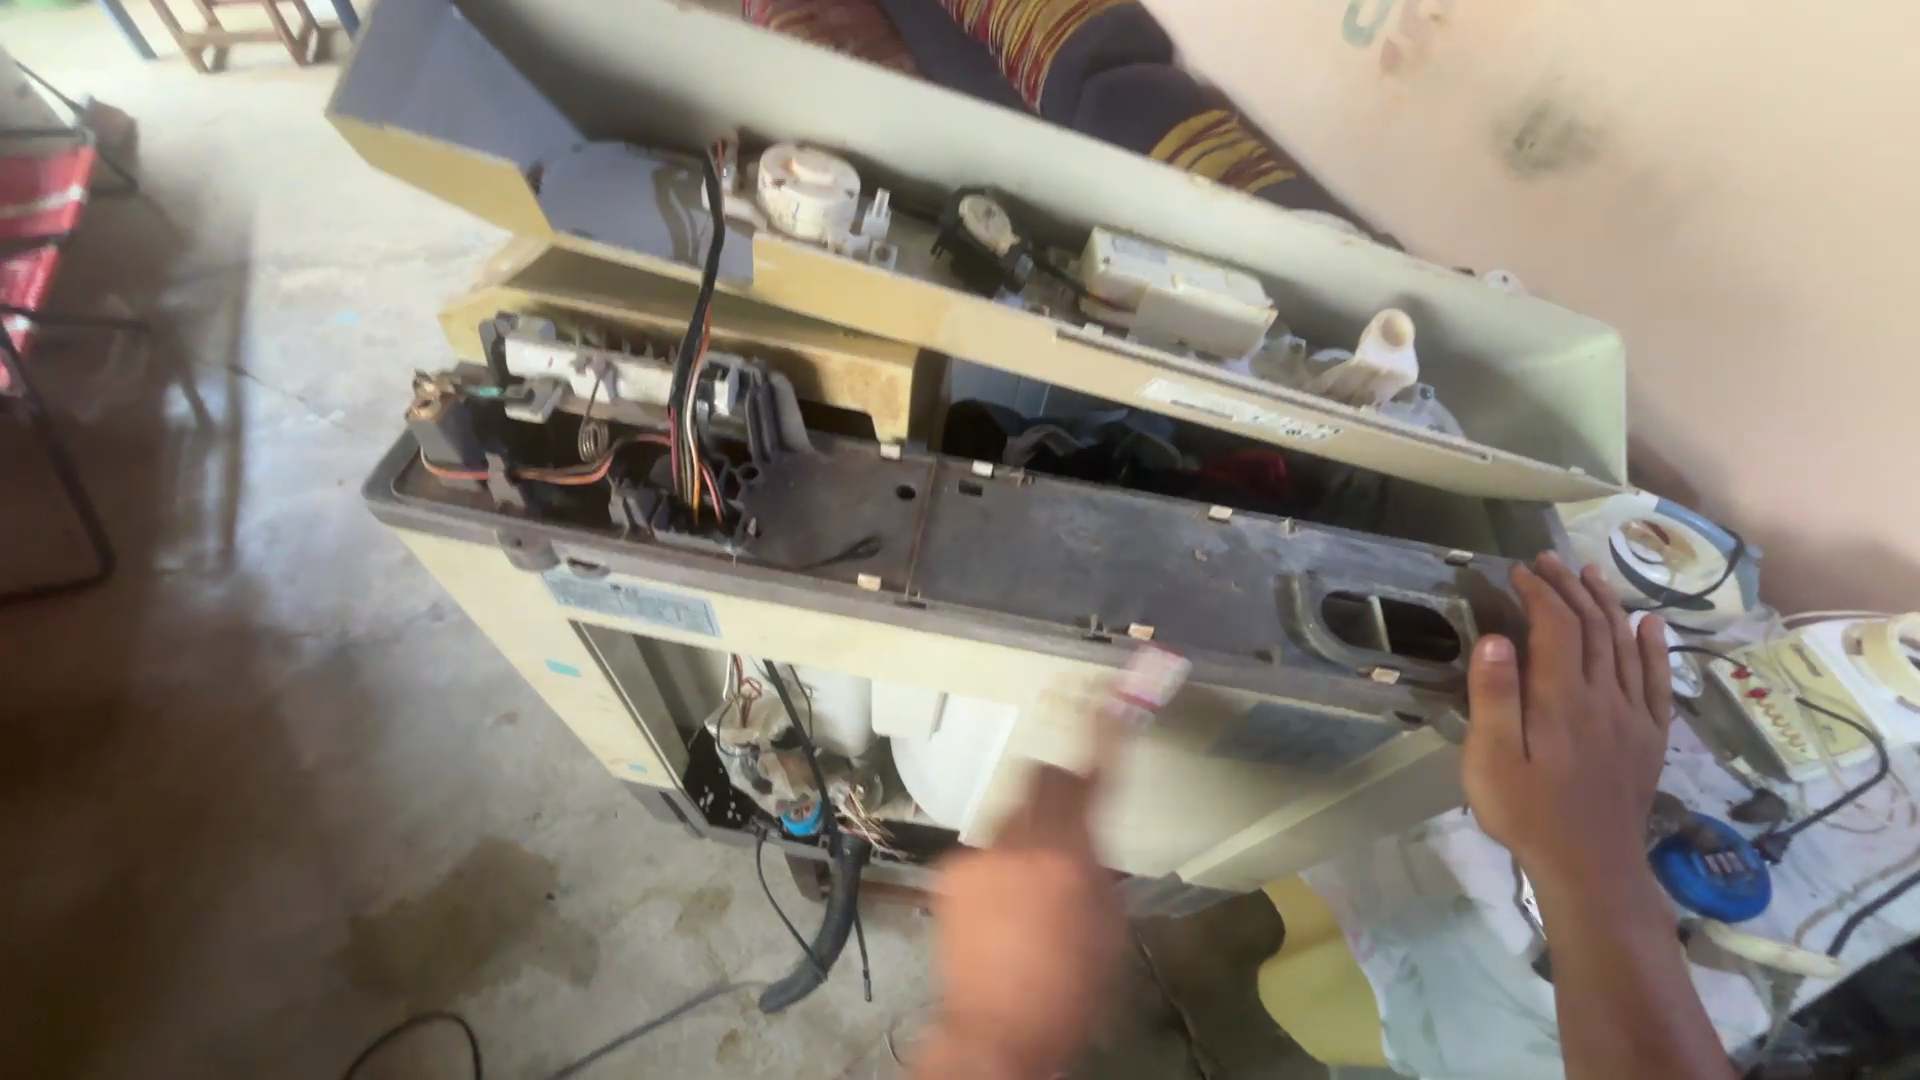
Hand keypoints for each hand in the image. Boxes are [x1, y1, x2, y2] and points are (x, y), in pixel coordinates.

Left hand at [915, 702, 1128, 1079]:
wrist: (995, 1034)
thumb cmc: (1070, 992)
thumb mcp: (1110, 931)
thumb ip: (1100, 870)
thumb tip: (1092, 839)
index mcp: (1070, 854)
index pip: (1090, 771)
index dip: (1100, 725)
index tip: (1103, 690)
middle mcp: (1021, 840)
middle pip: (1040, 774)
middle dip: (1057, 784)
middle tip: (1067, 818)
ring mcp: (981, 852)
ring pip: (1010, 811)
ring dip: (1026, 830)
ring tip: (1030, 883)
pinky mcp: (951, 869)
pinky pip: (985, 846)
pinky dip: (999, 861)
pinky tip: (1001, 904)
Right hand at [1462, 553, 1673, 894]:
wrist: (1590, 867)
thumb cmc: (1525, 810)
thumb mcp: (1490, 757)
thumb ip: (1493, 697)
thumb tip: (1495, 638)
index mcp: (1562, 699)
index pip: (1557, 628)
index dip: (1540, 593)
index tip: (1517, 570)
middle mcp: (1604, 698)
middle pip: (1593, 629)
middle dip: (1570, 588)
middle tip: (1547, 560)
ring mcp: (1633, 717)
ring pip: (1626, 646)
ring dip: (1607, 605)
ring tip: (1590, 575)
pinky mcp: (1649, 737)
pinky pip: (1657, 681)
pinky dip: (1653, 647)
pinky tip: (1648, 625)